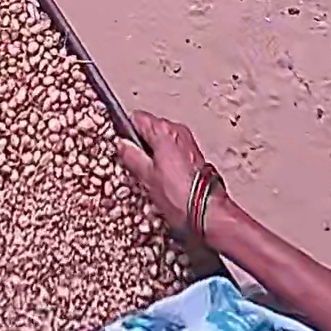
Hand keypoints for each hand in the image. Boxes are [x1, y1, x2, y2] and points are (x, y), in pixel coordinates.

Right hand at [114, 110, 215, 234]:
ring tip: (151, 177)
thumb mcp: (147, 177)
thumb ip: (131, 155)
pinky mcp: (194, 154)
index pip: (137, 118)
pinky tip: (165, 179)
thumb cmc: (180, 196)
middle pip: (150, 128)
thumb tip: (122, 144)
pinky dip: (167, 158)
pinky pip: (173, 149)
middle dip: (141, 144)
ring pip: (162, 139)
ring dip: (154, 152)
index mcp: (163, 131)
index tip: (122, 145)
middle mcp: (177, 130)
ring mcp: (187, 141)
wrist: (209, 212)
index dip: (126, 131)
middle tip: (135, 166)